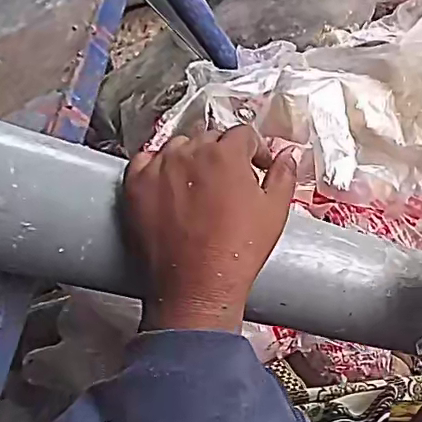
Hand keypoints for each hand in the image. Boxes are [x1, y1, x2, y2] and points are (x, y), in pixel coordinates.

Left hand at [123, 126, 296, 332]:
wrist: (196, 287)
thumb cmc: (236, 253)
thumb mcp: (275, 211)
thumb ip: (282, 175)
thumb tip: (286, 157)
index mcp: (226, 154)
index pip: (243, 134)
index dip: (254, 150)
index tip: (256, 164)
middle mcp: (189, 153)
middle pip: (209, 138)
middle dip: (222, 156)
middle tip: (228, 182)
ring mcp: (158, 168)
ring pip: (177, 148)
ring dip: (190, 160)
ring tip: (198, 187)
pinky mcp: (135, 186)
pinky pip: (145, 162)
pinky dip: (157, 169)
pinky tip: (168, 187)